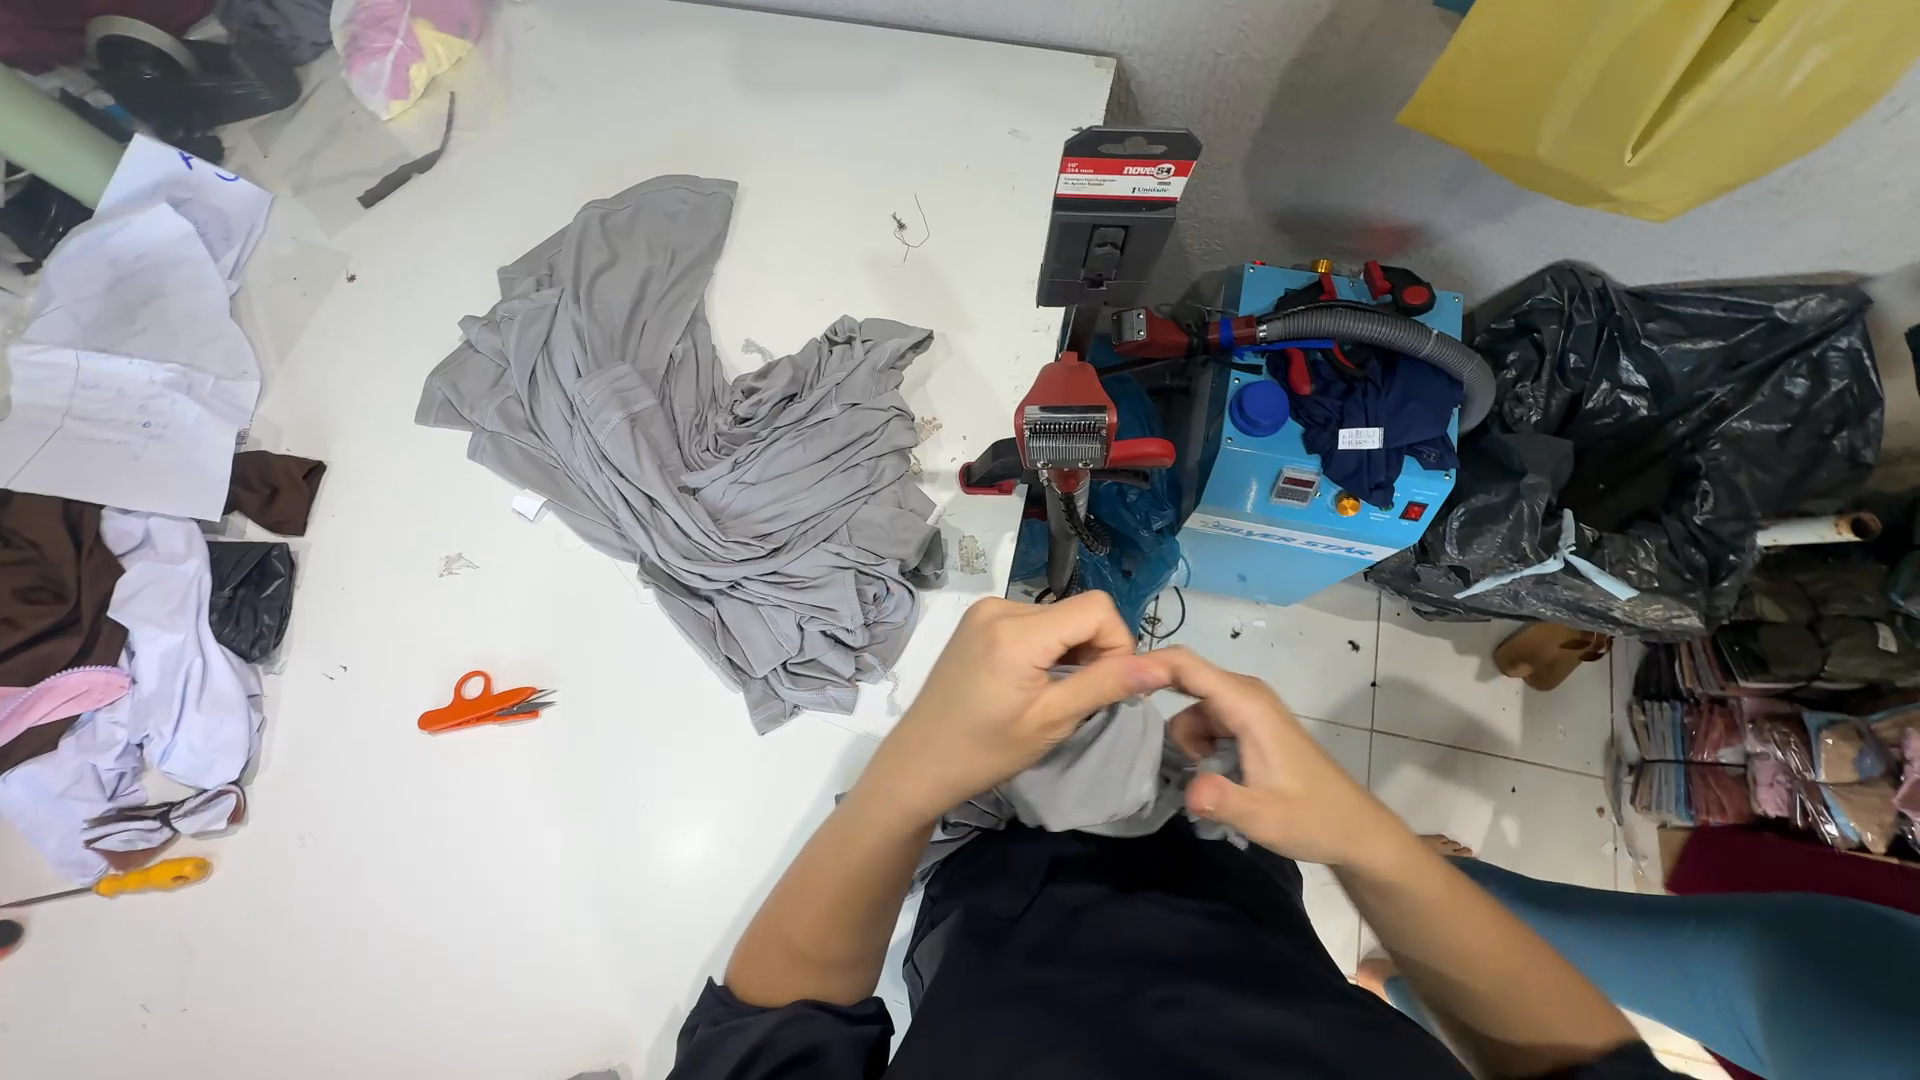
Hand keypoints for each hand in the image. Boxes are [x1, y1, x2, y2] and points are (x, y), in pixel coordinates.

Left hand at [858, 593, 1167, 824]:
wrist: (920, 761)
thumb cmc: (986, 751)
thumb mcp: (1052, 721)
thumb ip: (1106, 685)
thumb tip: (1161, 666)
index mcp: (1018, 631)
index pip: (1098, 608)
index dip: (1117, 644)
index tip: (1106, 686)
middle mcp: (1000, 606)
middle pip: (1077, 611)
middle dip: (1093, 650)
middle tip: (1077, 697)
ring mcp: (985, 610)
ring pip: (1057, 616)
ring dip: (1069, 649)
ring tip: (1051, 692)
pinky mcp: (976, 620)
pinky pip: (1032, 620)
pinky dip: (1045, 646)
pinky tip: (1030, 680)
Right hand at [1156, 646, 1411, 867]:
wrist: (1355, 829)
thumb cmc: (1314, 818)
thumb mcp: (1266, 818)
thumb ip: (1226, 801)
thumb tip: (1189, 791)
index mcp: (1246, 703)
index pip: (1185, 665)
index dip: (1145, 665)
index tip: (1109, 683)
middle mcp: (1243, 694)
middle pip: (1180, 685)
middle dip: (1166, 722)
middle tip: (1175, 765)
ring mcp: (1245, 706)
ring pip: (1189, 708)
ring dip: (1188, 744)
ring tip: (1211, 781)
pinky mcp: (1246, 721)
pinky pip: (1203, 720)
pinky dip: (1199, 746)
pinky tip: (1215, 775)